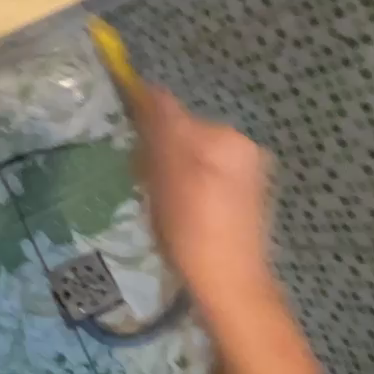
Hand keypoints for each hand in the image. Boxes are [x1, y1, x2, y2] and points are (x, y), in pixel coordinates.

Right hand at [129, 88, 274, 304]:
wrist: (229, 282)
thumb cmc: (189, 231)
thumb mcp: (165, 178)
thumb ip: (158, 131)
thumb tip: (146, 92)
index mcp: (221, 137)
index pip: (170, 112)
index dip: (142, 123)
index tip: (125, 144)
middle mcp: (240, 145)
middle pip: (183, 132)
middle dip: (157, 149)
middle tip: (141, 180)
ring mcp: (248, 169)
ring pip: (193, 153)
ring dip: (171, 167)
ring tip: (160, 200)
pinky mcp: (248, 192)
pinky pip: (207, 172)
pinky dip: (188, 183)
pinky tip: (181, 210)